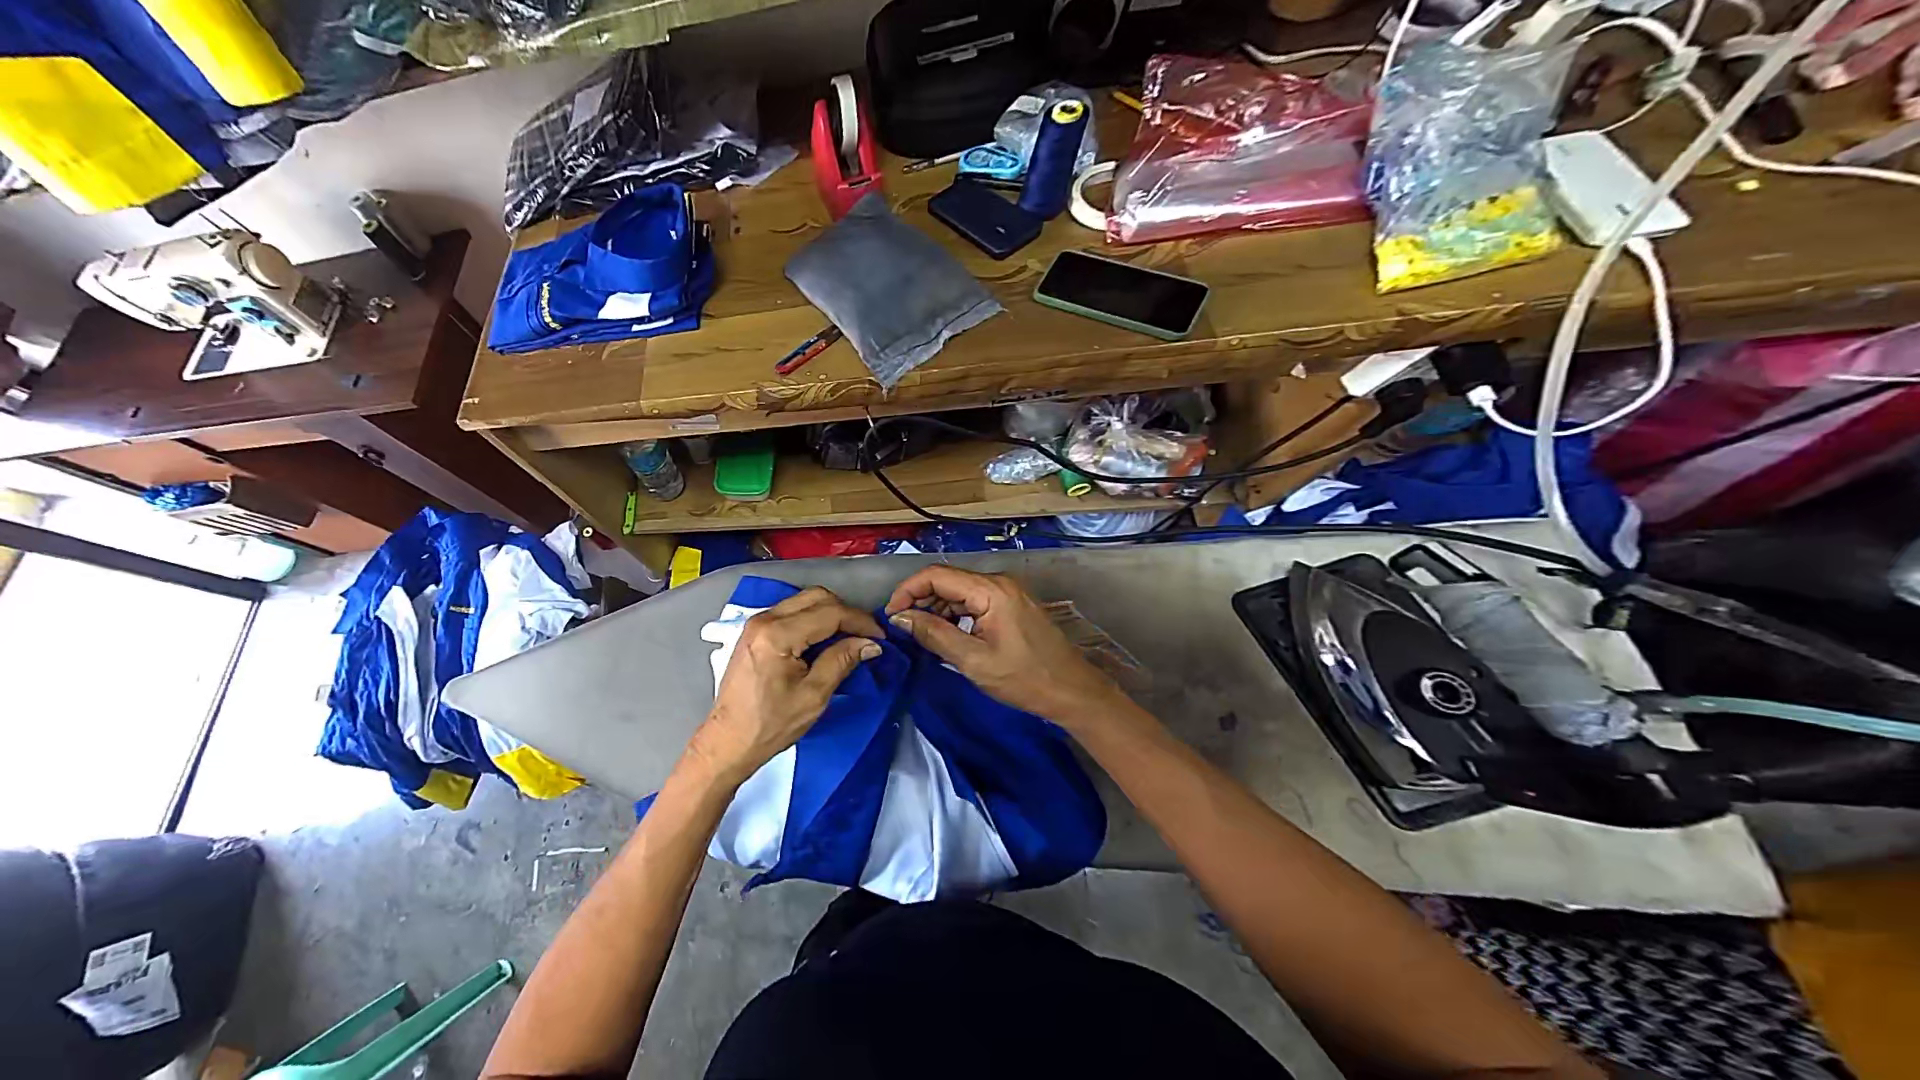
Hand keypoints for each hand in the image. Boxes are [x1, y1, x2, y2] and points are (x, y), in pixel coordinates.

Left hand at [682, 586, 883, 786]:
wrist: (728, 741)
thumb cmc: (771, 724)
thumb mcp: (814, 695)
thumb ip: (842, 661)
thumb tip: (870, 643)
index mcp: (777, 635)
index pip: (830, 613)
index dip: (860, 622)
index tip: (880, 638)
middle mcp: (765, 619)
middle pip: (817, 597)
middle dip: (847, 612)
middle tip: (866, 636)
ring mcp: (757, 623)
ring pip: (804, 601)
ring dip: (831, 613)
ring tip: (851, 637)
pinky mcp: (755, 631)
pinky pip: (792, 611)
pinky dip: (814, 618)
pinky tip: (827, 639)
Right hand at [884, 566, 1123, 727]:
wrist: (1072, 691)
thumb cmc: (1025, 678)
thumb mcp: (973, 660)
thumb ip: (935, 635)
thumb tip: (901, 618)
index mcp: (991, 590)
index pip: (937, 575)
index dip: (908, 591)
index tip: (891, 616)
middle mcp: (999, 583)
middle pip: (948, 581)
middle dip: (921, 601)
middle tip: (903, 630)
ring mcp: (1008, 593)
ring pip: (960, 592)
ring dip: (937, 610)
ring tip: (921, 637)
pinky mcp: (1012, 606)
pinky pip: (975, 603)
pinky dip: (956, 616)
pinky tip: (946, 637)